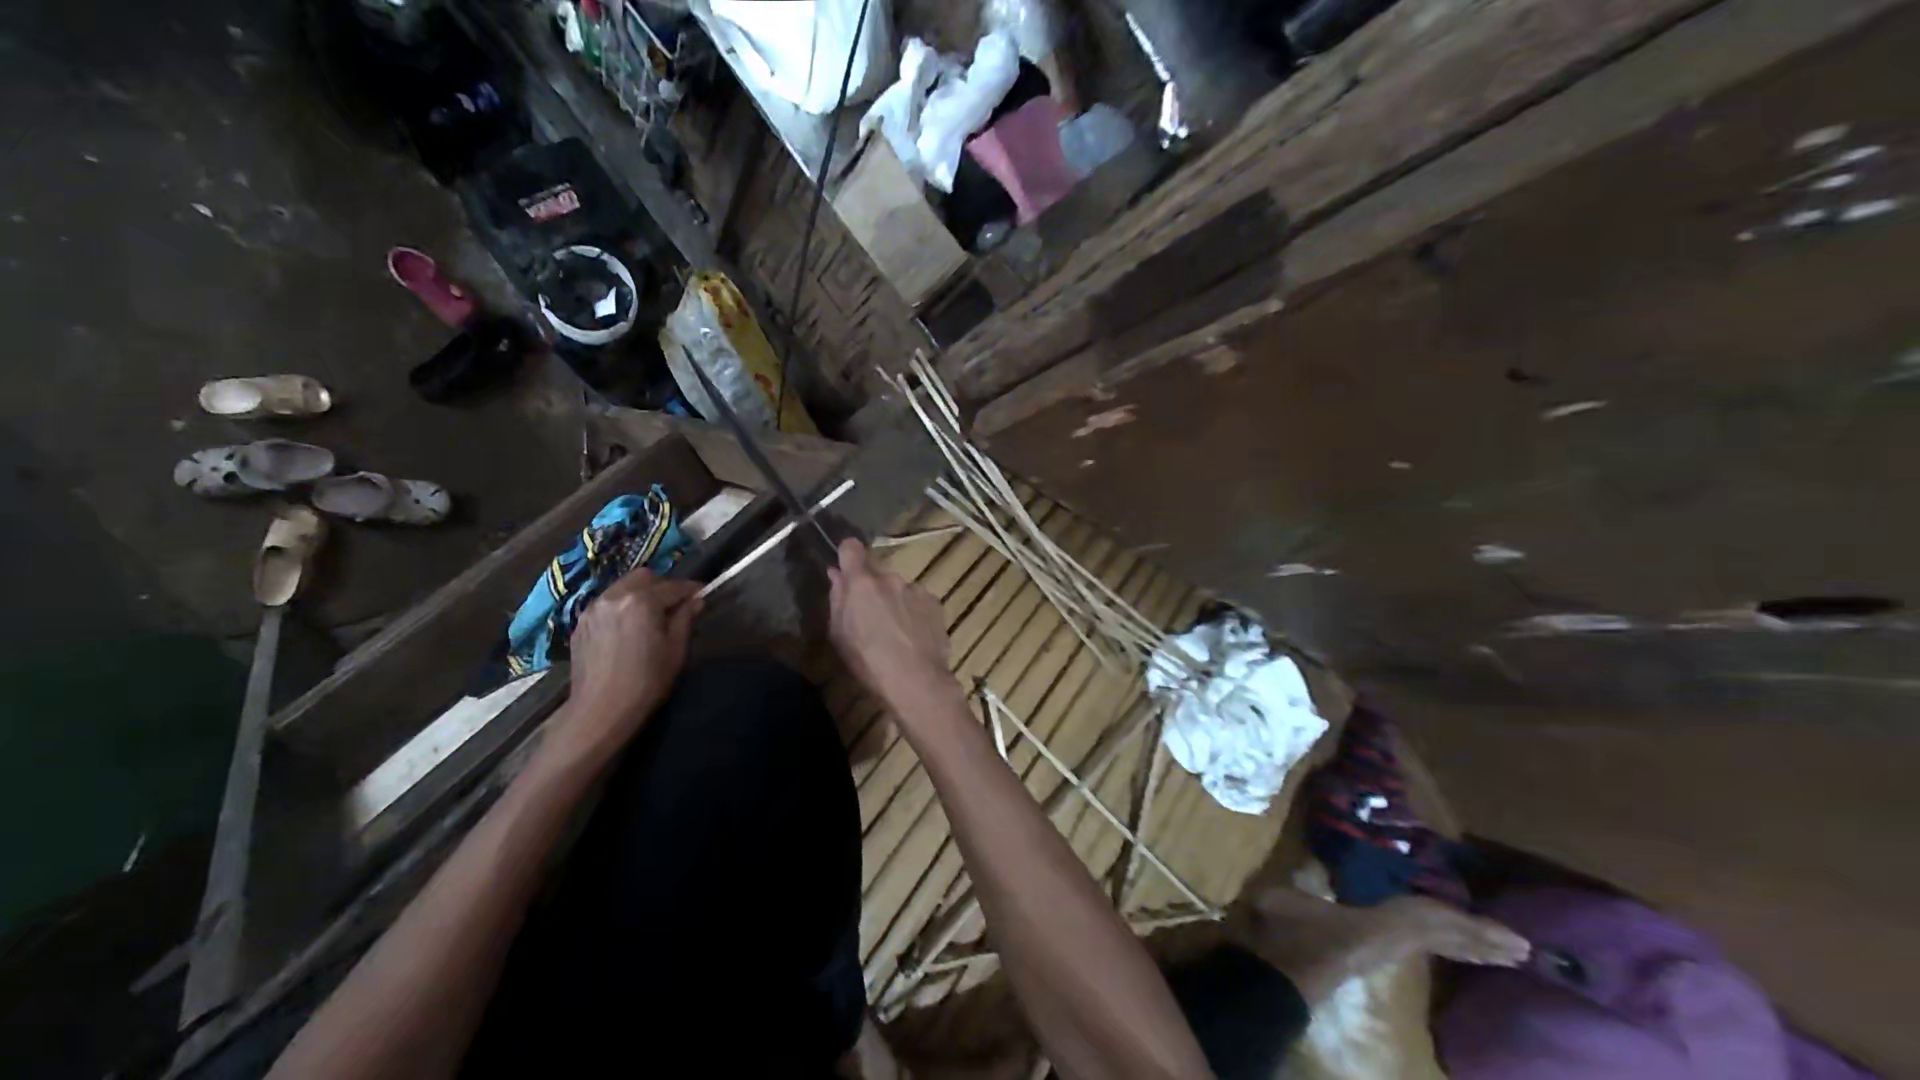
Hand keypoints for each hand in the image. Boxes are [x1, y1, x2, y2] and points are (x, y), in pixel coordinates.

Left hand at [553, 569, 702, 759]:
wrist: (600, 710)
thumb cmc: (646, 681)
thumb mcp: (675, 650)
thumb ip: (685, 619)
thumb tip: (696, 601)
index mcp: (641, 601)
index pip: (673, 586)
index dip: (691, 589)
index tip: (702, 594)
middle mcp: (615, 596)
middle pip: (644, 577)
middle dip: (662, 586)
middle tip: (675, 605)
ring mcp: (593, 608)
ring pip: (622, 586)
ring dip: (640, 593)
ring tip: (650, 614)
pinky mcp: (581, 622)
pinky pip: (606, 602)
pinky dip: (621, 606)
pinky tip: (628, 626)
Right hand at [828, 538, 960, 717]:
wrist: (916, 681)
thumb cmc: (868, 662)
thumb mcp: (839, 634)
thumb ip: (837, 598)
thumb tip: (836, 574)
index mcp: (862, 583)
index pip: (851, 548)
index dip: (847, 554)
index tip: (847, 568)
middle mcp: (890, 578)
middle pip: (877, 573)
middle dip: (872, 588)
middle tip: (871, 616)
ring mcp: (915, 589)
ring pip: (899, 588)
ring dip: (895, 601)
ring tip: (896, 632)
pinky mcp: (935, 602)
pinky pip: (918, 600)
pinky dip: (914, 612)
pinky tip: (914, 635)